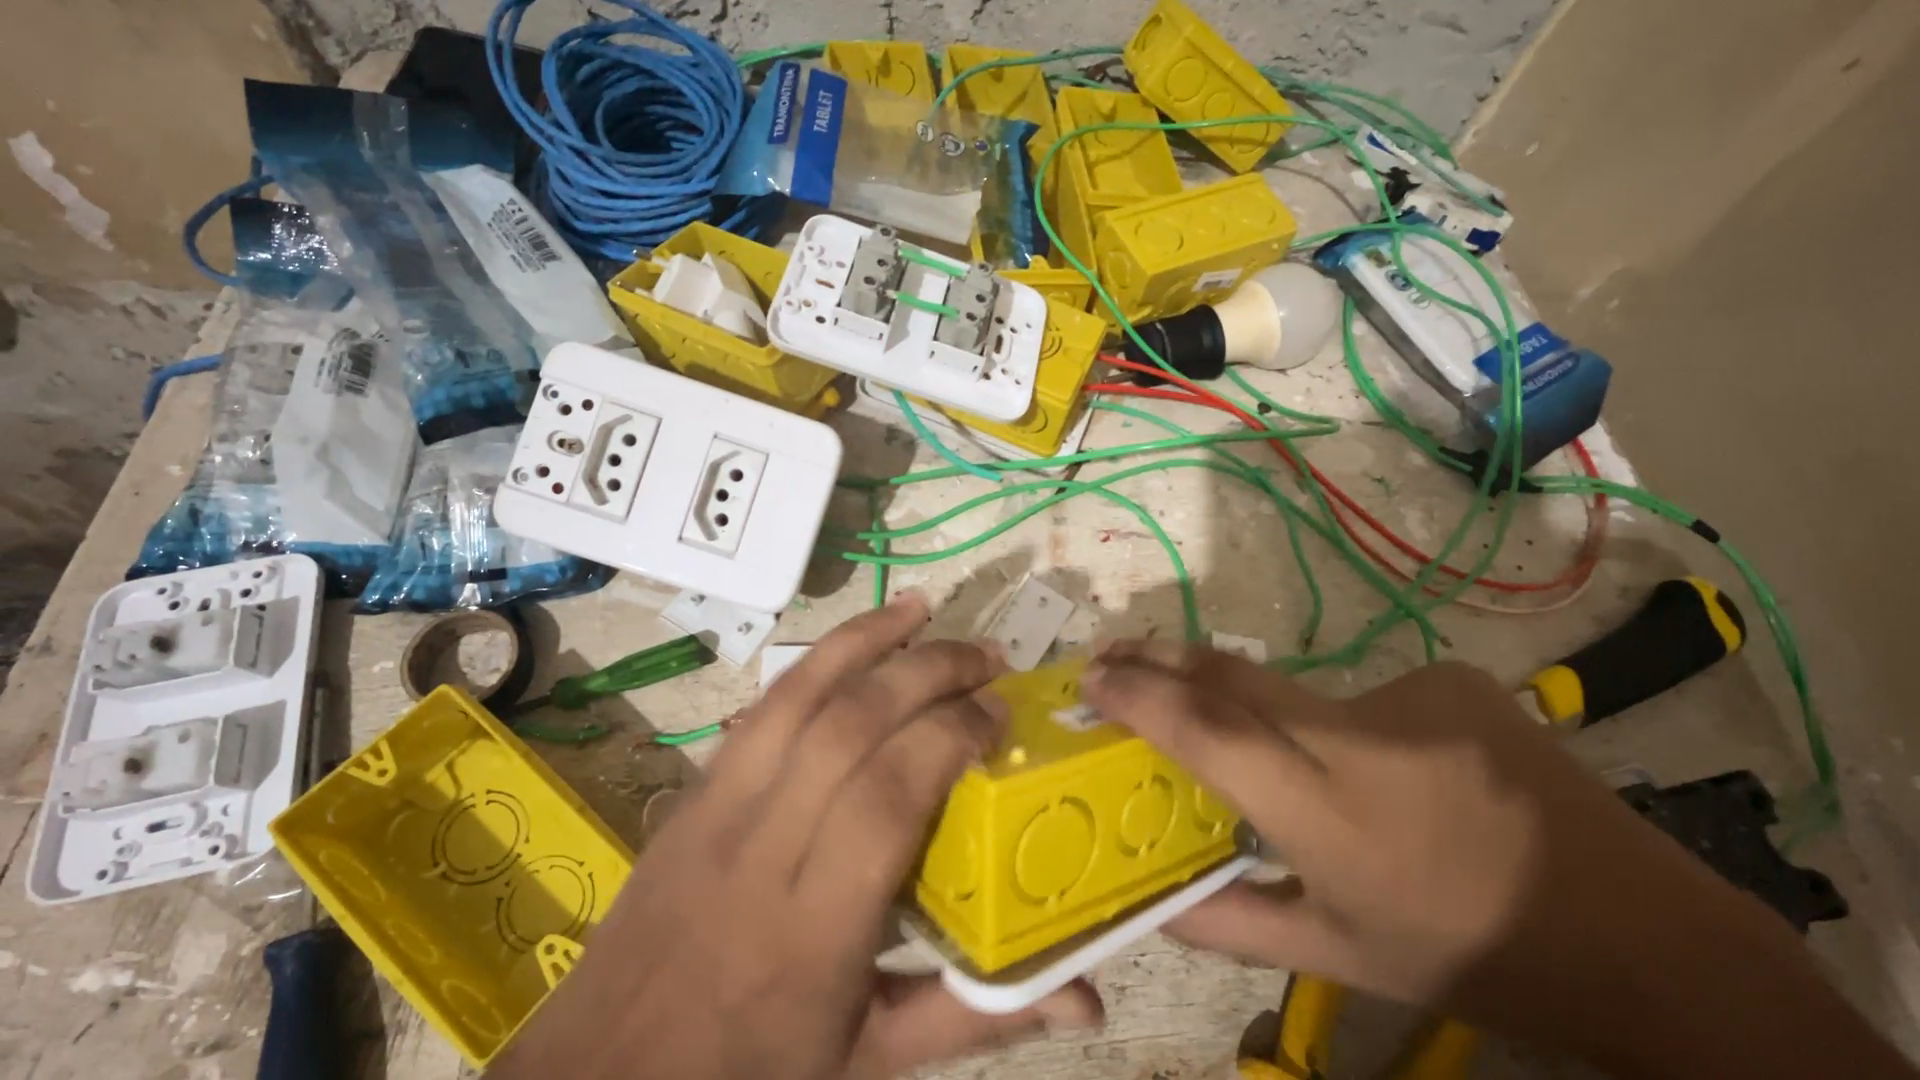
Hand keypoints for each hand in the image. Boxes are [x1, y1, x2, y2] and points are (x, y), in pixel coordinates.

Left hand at [491, 595, 1101, 1079]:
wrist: (607, 1078)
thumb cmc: (754, 1071)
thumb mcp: (873, 1058)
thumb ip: (978, 1014)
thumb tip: (1091, 1003)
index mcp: (813, 928)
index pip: (887, 797)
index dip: (950, 738)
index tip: (1002, 717)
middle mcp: (759, 852)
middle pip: (848, 730)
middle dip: (927, 674)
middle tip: (991, 660)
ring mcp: (713, 812)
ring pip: (795, 698)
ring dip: (867, 642)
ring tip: (929, 613)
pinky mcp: (689, 794)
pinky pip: (758, 710)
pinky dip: (813, 661)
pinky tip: (855, 639)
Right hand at [1078, 642, 1899, 1076]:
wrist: (1642, 933)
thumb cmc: (1467, 955)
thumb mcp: (1337, 955)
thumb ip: (1227, 923)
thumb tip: (1149, 901)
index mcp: (1326, 811)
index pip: (1208, 728)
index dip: (1141, 693)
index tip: (1091, 675)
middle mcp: (1361, 735)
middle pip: (1235, 673)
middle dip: (1163, 656)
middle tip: (1114, 652)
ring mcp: (1413, 695)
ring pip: (1296, 689)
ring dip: (1263, 710)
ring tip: (1288, 767)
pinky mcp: (1452, 678)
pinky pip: (1362, 695)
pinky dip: (1341, 726)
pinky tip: (1383, 773)